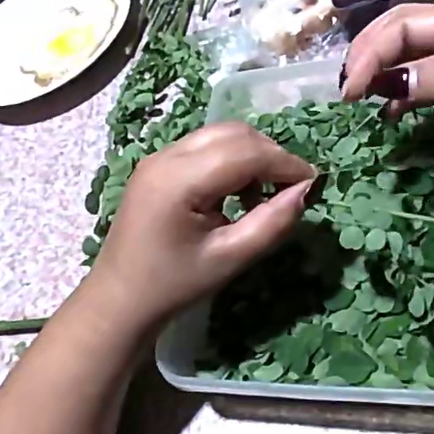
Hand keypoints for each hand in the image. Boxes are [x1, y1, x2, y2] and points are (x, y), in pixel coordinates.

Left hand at [90, 122, 315, 325]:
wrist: (120, 299)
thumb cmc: (174, 285)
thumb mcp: (230, 259)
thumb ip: (271, 223)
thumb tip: (305, 192)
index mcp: (178, 180)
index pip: (244, 153)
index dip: (285, 163)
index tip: (313, 183)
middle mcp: (166, 157)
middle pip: (234, 134)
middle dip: (270, 155)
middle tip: (292, 189)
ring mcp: (159, 157)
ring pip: (221, 135)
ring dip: (252, 156)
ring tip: (264, 195)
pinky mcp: (160, 165)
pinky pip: (207, 147)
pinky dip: (233, 161)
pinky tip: (238, 194)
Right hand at [339, 3, 433, 179]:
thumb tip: (389, 84)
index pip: (408, 22)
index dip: (373, 51)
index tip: (350, 92)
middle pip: (409, 38)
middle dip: (374, 61)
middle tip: (348, 98)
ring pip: (420, 65)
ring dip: (389, 80)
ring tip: (366, 108)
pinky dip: (413, 101)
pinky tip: (399, 119)